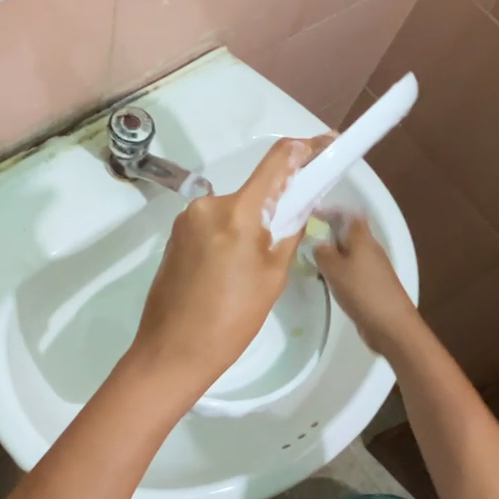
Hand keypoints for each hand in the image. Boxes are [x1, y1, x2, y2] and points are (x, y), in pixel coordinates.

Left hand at [127, 136, 327, 392]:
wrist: (172, 351)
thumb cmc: (231, 320)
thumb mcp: (273, 276)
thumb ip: (287, 231)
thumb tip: (301, 201)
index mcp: (237, 211)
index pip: (277, 160)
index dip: (306, 149)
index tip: (326, 147)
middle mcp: (208, 205)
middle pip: (254, 190)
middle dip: (275, 208)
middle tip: (285, 243)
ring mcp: (187, 220)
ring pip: (233, 211)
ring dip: (250, 226)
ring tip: (251, 272)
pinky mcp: (175, 237)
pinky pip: (214, 226)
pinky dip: (229, 238)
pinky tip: (229, 274)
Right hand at [313, 214, 421, 358]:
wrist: (390, 325)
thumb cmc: (362, 291)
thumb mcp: (335, 269)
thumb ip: (322, 252)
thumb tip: (317, 242)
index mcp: (363, 239)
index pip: (349, 215)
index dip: (331, 211)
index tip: (311, 215)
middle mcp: (370, 249)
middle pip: (348, 234)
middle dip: (328, 234)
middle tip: (305, 240)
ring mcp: (373, 268)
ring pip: (349, 253)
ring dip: (332, 254)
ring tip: (311, 261)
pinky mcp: (372, 285)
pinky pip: (351, 270)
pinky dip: (338, 271)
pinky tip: (326, 280)